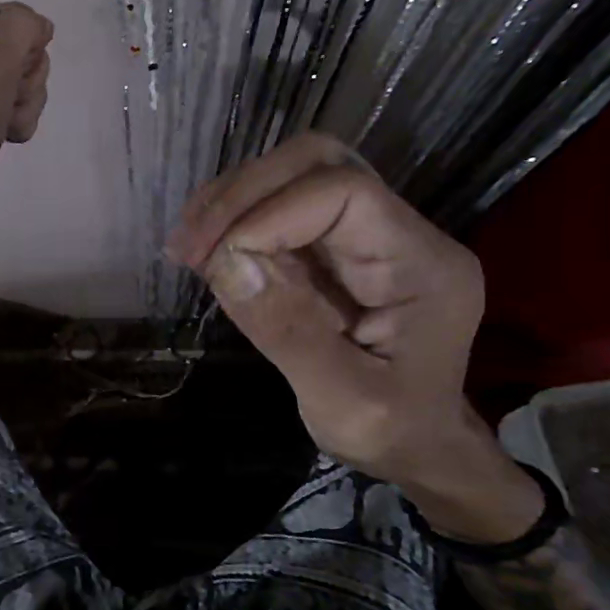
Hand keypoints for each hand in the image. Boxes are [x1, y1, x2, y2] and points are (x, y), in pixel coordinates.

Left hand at [0, 4, 52, 244]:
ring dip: (25, 106)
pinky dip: (19, 123)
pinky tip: (2, 134)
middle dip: (26, 82)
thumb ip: (22, 26)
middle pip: (31, 53)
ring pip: (32, 83)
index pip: (24, 22)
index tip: (6, 74)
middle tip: (2, 99)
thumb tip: (41, 27)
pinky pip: (24, 108)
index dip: (25, 51)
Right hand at [167, 133, 541, 541]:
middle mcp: (399, 233)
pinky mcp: (333, 249)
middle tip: (191, 244)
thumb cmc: (392, 433)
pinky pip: (279, 210)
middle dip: (245, 193)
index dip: (272, 213)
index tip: (221, 260)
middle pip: (319, 162)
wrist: (416, 446)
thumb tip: (226, 261)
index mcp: (422, 265)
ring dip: (232, 202)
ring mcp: (364, 237)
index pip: (346, 192)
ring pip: (293, 176)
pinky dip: (234, 221)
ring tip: (186, 246)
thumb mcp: (344, 402)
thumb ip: (289, 332)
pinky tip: (204, 251)